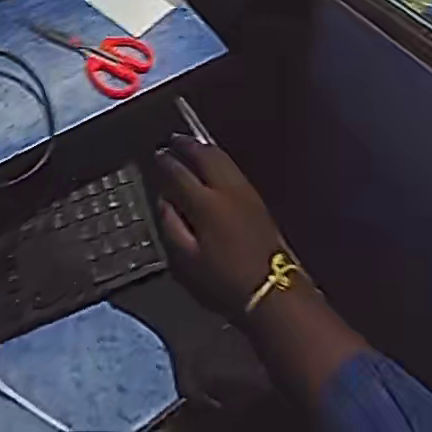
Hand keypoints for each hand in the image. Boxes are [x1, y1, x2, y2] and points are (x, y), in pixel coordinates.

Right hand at [154, 134, 298, 317]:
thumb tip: (164, 201)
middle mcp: (225, 189)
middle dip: (186, 144)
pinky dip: (219, 157)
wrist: (275, 291)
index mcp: (205, 204)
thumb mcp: (188, 260)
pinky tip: (213, 161)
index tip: (157, 155)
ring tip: (192, 144)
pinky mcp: (258, 198)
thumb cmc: (226, 280)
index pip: (178, 172)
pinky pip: (233, 166)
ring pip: (222, 157)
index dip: (165, 161)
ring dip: (204, 147)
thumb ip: (171, 225)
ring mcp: (245, 191)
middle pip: (203, 155)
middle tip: (173, 139)